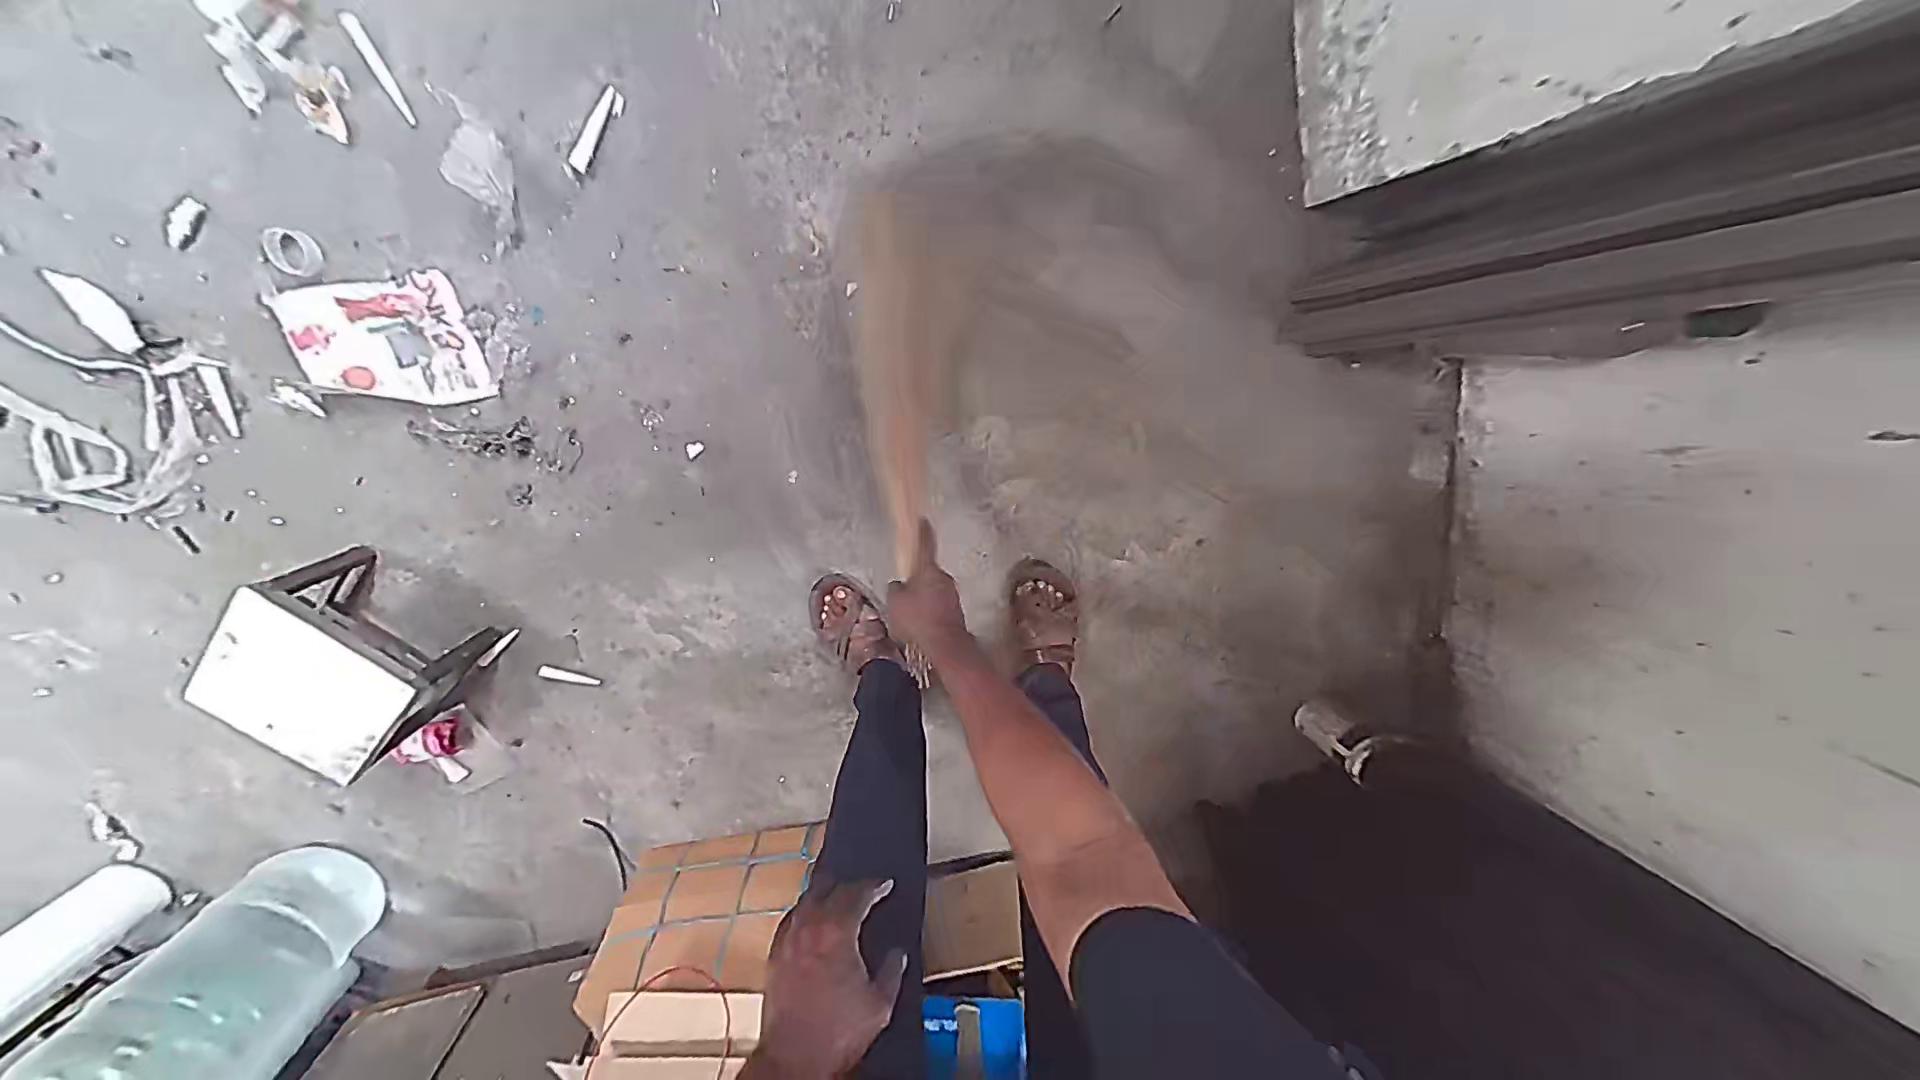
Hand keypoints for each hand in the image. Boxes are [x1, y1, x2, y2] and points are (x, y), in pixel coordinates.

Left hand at [745, 878, 906, 1079]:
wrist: (794, 1061)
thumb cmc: (836, 1034)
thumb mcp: (879, 1004)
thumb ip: (892, 971)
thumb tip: (896, 955)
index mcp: (837, 931)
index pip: (858, 892)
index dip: (875, 886)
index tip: (885, 884)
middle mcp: (809, 927)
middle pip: (829, 886)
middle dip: (849, 884)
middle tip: (865, 889)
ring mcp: (788, 939)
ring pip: (807, 899)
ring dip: (825, 894)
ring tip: (839, 898)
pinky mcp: (774, 955)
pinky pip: (791, 919)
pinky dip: (805, 913)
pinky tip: (812, 922)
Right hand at [885, 519, 974, 661]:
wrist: (944, 646)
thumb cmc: (917, 620)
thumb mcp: (894, 602)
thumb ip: (895, 588)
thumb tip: (899, 585)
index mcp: (929, 571)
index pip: (925, 545)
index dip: (922, 532)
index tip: (923, 521)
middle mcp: (945, 579)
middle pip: (928, 573)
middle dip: (916, 580)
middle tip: (903, 592)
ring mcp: (953, 596)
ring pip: (933, 591)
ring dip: (923, 598)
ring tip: (909, 615)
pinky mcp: (956, 613)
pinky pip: (938, 606)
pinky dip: (929, 612)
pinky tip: (919, 625)